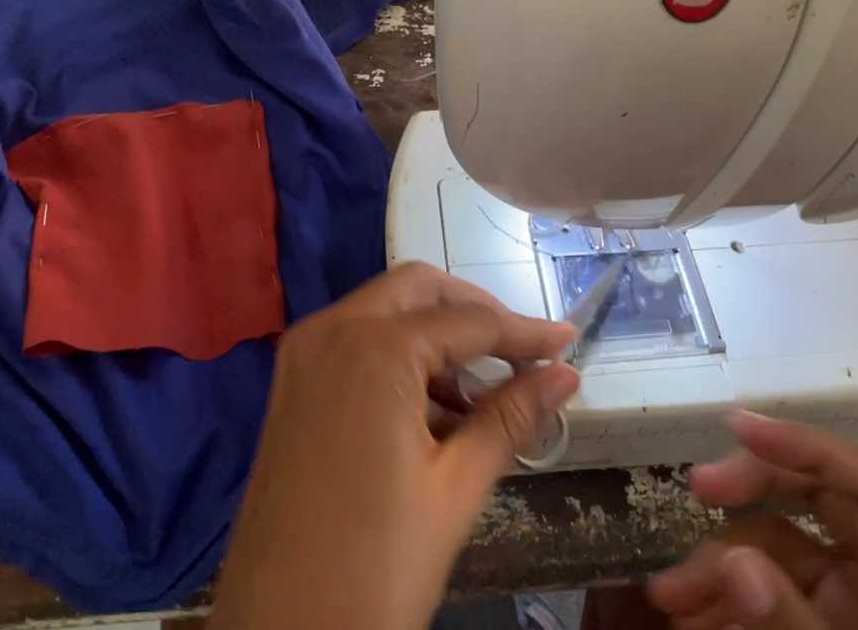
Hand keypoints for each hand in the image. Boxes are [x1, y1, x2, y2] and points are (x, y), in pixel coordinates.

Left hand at [208, 262, 580, 629]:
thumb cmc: (376, 567)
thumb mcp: (455, 489)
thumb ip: (510, 417)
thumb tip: (564, 375)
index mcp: (374, 350)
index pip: (469, 322)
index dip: (524, 333)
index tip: (567, 343)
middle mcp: (331, 333)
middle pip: (417, 291)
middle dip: (473, 313)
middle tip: (519, 354)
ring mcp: (302, 359)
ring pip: (383, 313)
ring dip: (435, 337)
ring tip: (482, 399)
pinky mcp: (290, 389)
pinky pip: (354, 345)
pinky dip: (398, 359)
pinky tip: (432, 413)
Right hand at [646, 411, 857, 629]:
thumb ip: (792, 628)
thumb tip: (731, 561)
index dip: (810, 444)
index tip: (739, 429)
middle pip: (824, 503)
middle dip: (753, 488)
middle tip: (695, 489)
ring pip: (788, 554)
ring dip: (724, 563)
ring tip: (668, 600)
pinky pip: (777, 601)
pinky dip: (732, 605)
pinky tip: (691, 624)